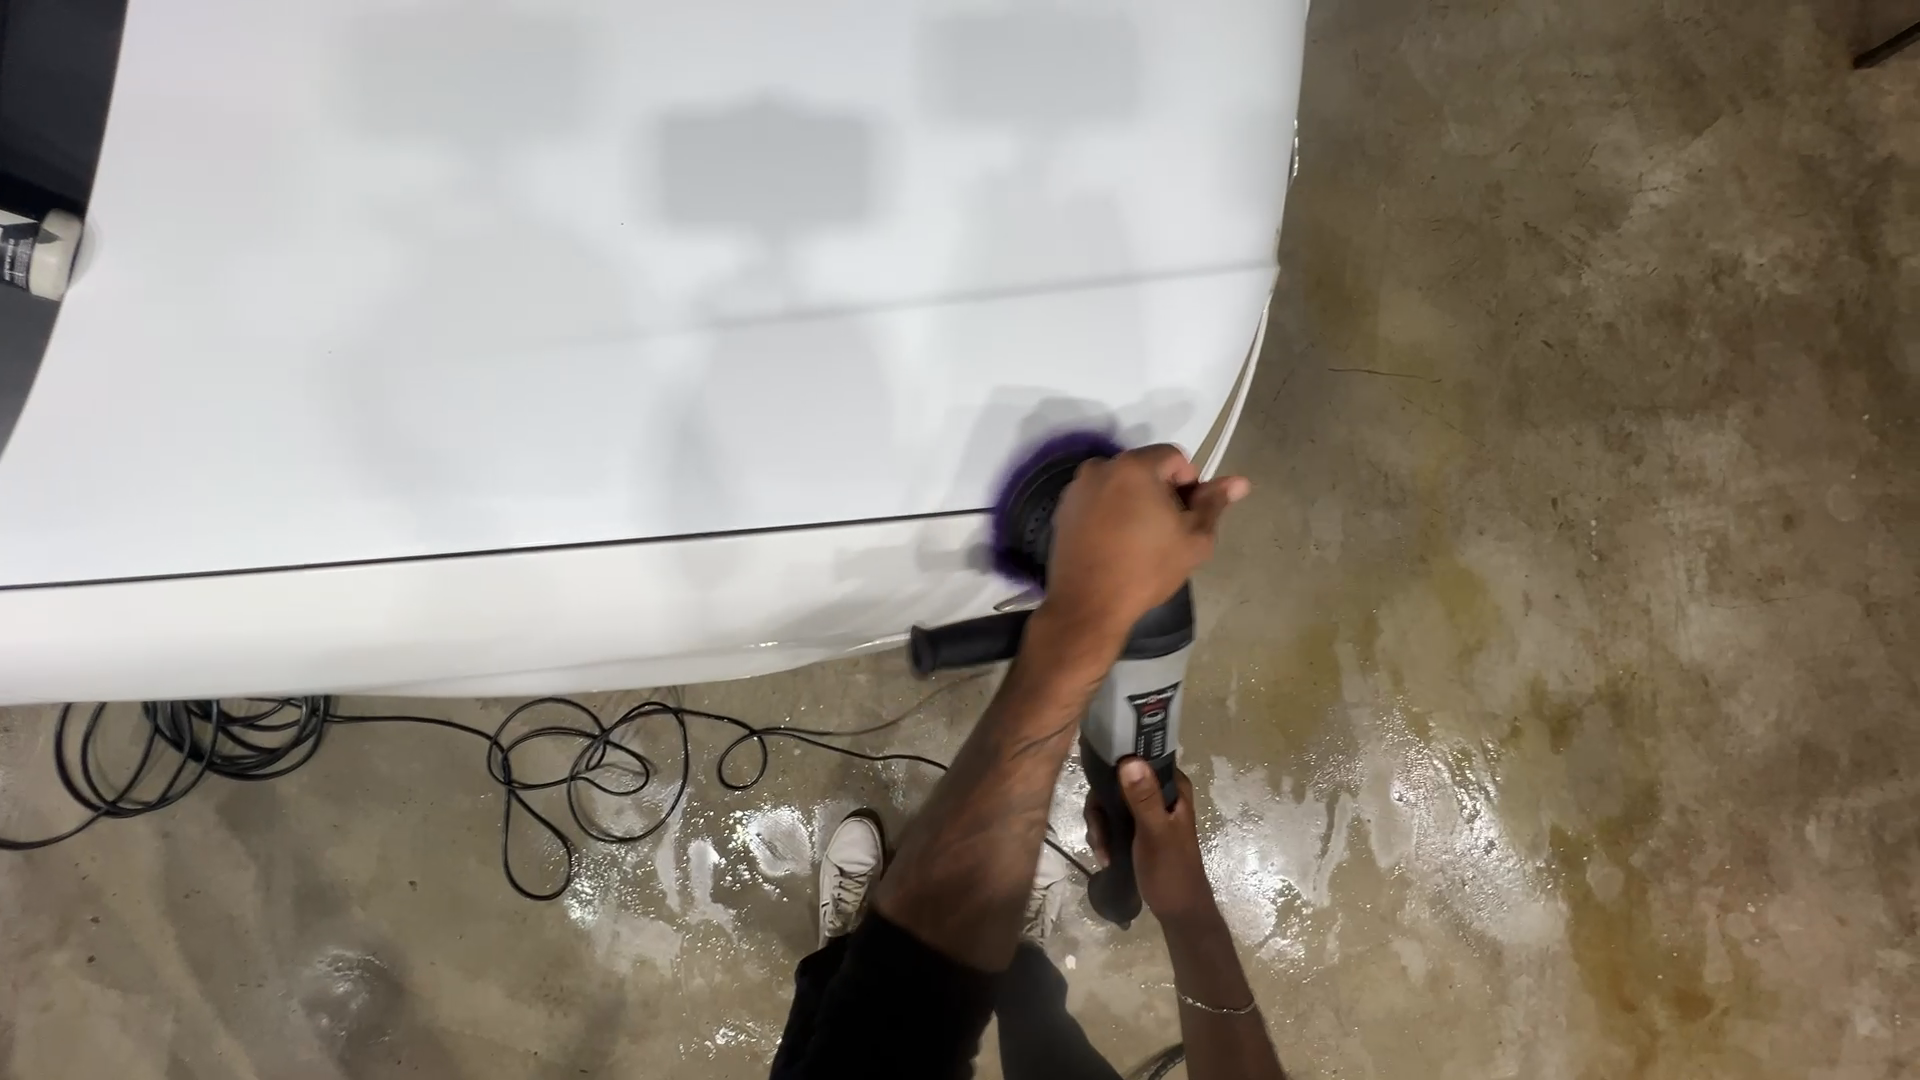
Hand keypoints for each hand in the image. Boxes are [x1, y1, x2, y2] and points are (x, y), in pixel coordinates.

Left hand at [1043, 445, 1248, 640]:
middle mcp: (1099, 468)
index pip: (1174, 457)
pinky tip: (1116, 544)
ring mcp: (1076, 489)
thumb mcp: (1193, 538)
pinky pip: (1098, 500)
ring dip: (1135, 501)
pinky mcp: (1062, 510)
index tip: (1187, 516)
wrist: (1089, 605)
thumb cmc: (1147, 569)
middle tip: (1167, 530)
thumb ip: (1214, 503)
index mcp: (1133, 467)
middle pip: (1144, 468)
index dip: (1189, 483)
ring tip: (1141, 540)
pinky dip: (1110, 512)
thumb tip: (1240, 481)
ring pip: (1119, 484)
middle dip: (1161, 491)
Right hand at [1085, 759, 1217, 924]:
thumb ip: (1144, 798)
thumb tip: (1129, 760)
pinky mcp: (1135, 827)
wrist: (1179, 914)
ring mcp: (1145, 810)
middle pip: (1115, 781)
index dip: (1113, 765)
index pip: (1138, 757)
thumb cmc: (1172, 872)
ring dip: (1100, 827)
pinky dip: (1104, 836)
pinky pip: (1109, 820)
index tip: (1095, 784)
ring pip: (1109, 803)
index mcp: (1172, 786)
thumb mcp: (1156, 833)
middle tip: (1098, 834)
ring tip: (1103, 852)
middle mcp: (1159, 791)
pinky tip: (1106, 856)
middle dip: (1101, 809)